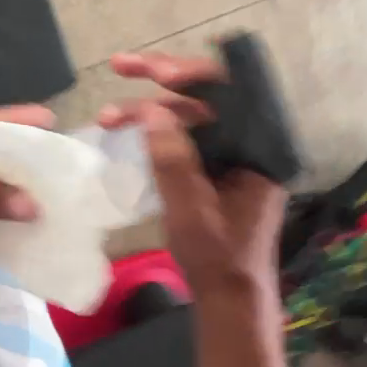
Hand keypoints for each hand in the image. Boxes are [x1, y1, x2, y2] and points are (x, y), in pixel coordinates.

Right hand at [99, 51, 285, 290]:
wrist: (229, 301)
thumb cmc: (217, 257)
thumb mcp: (190, 207)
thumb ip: (173, 157)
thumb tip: (151, 110)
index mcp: (259, 150)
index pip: (230, 92)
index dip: (190, 74)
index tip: (151, 71)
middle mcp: (249, 146)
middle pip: (206, 97)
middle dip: (160, 81)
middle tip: (119, 65)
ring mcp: (231, 159)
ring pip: (191, 117)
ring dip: (150, 110)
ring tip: (107, 116)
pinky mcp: (214, 173)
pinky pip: (186, 139)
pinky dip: (156, 131)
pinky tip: (128, 130)